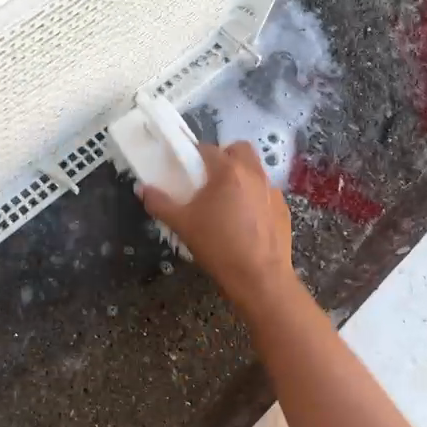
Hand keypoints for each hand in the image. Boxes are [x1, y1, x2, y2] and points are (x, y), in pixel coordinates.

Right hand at [142, 141, 300, 312]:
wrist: (259, 278)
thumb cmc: (218, 246)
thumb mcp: (182, 225)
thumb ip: (160, 203)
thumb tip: (143, 189)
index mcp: (228, 171)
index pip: (208, 149)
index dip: (194, 156)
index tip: (186, 171)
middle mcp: (254, 173)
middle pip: (239, 148)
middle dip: (224, 156)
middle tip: (210, 179)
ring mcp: (273, 190)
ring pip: (256, 169)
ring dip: (241, 175)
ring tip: (227, 202)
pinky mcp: (284, 209)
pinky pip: (266, 192)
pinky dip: (255, 197)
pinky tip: (246, 221)